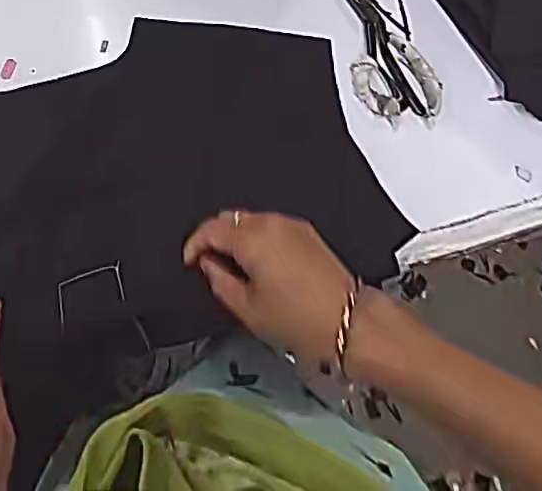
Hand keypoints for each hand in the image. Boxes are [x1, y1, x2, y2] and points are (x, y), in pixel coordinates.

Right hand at [183, 210, 357, 364]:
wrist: (351, 323)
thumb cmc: (303, 320)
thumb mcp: (248, 309)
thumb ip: (219, 281)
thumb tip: (209, 266)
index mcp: (251, 238)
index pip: (210, 229)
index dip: (194, 244)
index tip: (190, 259)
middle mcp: (270, 223)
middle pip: (228, 218)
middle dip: (214, 237)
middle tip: (208, 261)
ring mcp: (290, 225)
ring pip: (249, 220)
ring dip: (235, 236)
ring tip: (234, 265)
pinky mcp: (305, 232)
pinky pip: (270, 226)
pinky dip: (257, 237)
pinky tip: (260, 262)